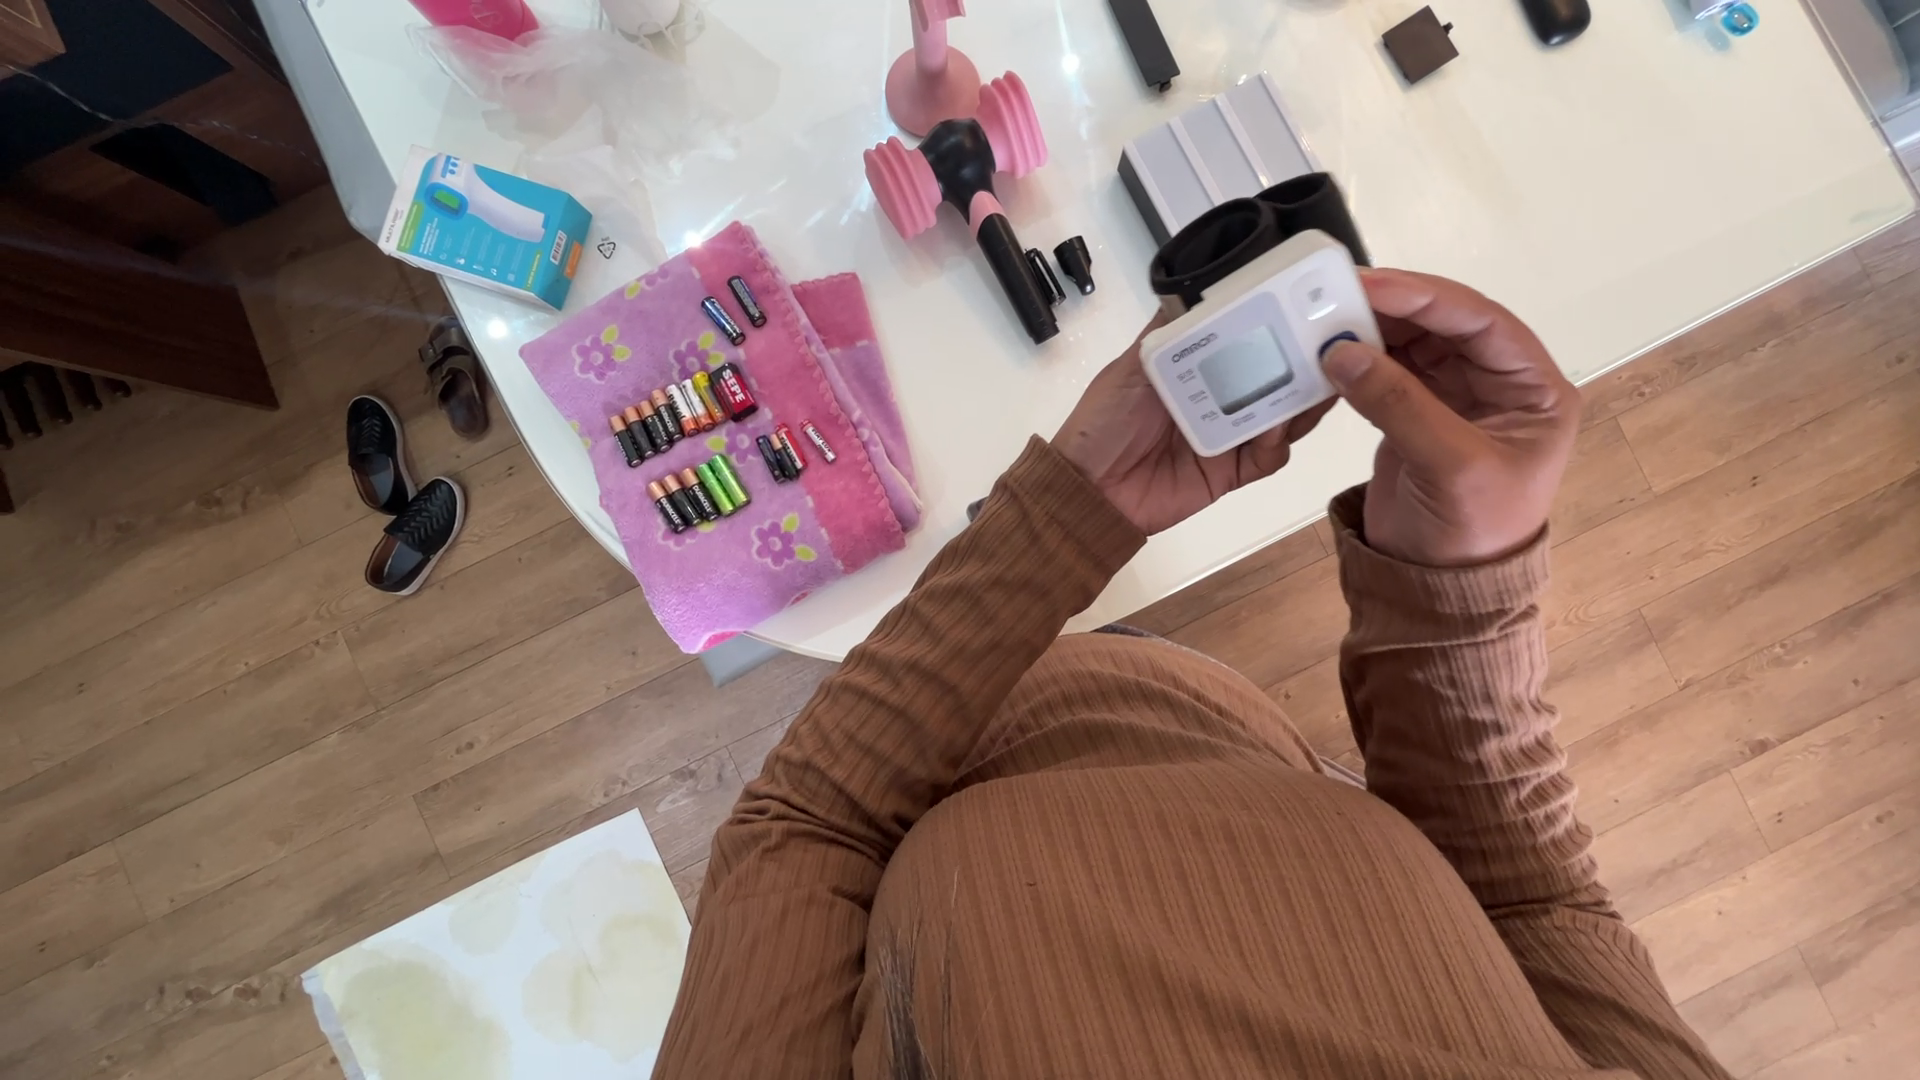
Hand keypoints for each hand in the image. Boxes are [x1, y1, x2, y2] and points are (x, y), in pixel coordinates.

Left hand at [1053, 318, 1333, 534]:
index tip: (1311, 302)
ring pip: (1283, 417)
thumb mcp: (1132, 367)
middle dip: (1309, 361)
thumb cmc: (1103, 422)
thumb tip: (1202, 282)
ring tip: (1327, 379)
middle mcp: (1220, 399)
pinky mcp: (1230, 473)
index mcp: (1197, 369)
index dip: (1278, 324)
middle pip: (1277, 378)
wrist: (1087, 489)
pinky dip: (1275, 443)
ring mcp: (1229, 437)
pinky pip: (1267, 458)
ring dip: (1304, 400)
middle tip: (1339, 341)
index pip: (1248, 342)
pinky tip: (1275, 427)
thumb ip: (1170, 331)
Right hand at [1320, 268, 1578, 567]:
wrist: (1434, 586)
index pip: (1482, 324)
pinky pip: (1385, 375)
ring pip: (1412, 347)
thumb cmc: (1467, 531)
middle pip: (1444, 328)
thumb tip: (1340, 351)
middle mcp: (1495, 385)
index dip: (1427, 298)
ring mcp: (1451, 402)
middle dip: (1394, 309)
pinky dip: (1358, 363)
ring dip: (1372, 332)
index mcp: (1532, 389)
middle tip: (1337, 294)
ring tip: (1325, 319)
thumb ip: (1397, 402)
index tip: (1372, 283)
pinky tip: (1329, 354)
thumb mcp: (1446, 464)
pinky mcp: (1412, 419)